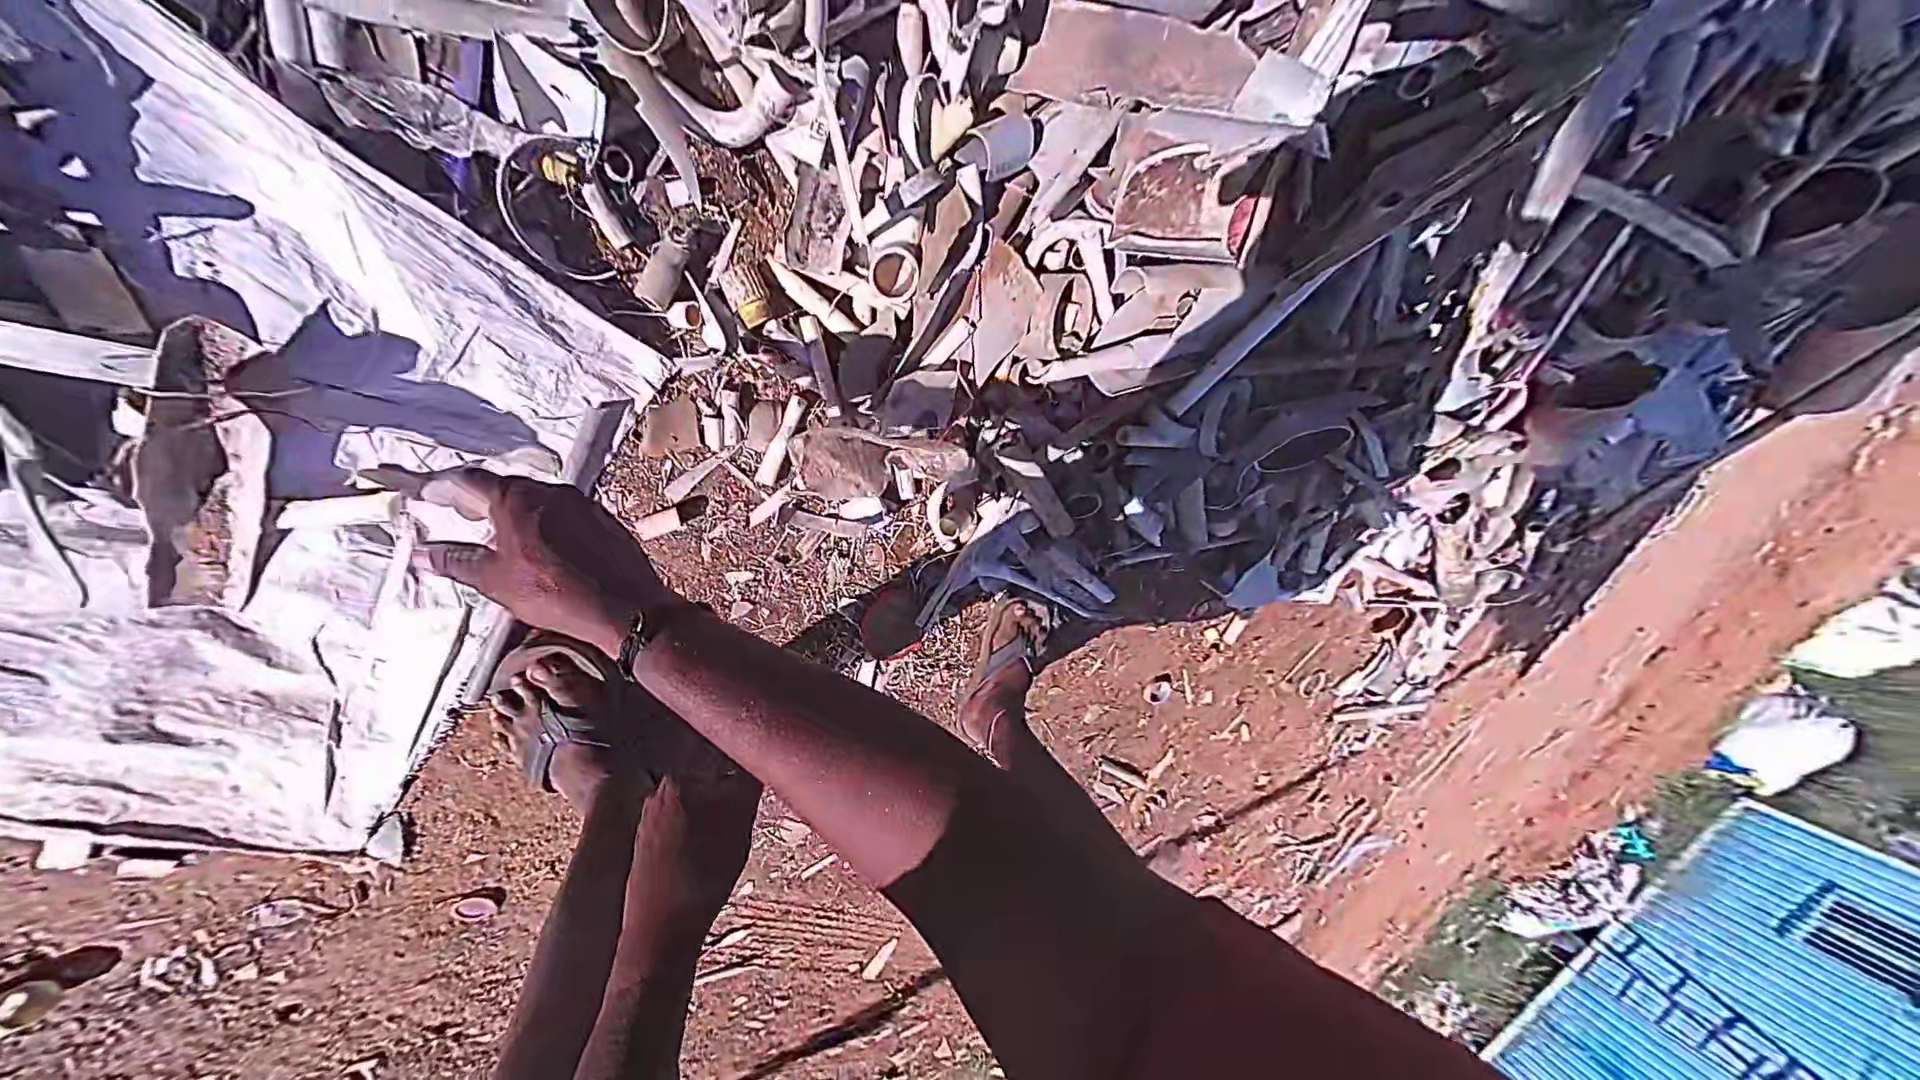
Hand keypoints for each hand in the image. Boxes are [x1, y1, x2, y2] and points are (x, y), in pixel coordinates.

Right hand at [414, 469, 676, 656]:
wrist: (626, 608)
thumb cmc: (561, 594)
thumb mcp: (496, 581)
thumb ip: (458, 561)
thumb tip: (429, 552)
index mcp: (520, 499)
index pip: (473, 479)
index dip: (447, 485)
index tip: (432, 493)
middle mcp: (556, 494)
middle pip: (511, 486)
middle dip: (484, 498)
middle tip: (465, 512)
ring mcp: (587, 506)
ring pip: (544, 500)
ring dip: (520, 511)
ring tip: (503, 533)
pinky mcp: (608, 522)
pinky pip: (571, 514)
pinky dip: (552, 523)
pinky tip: (547, 545)